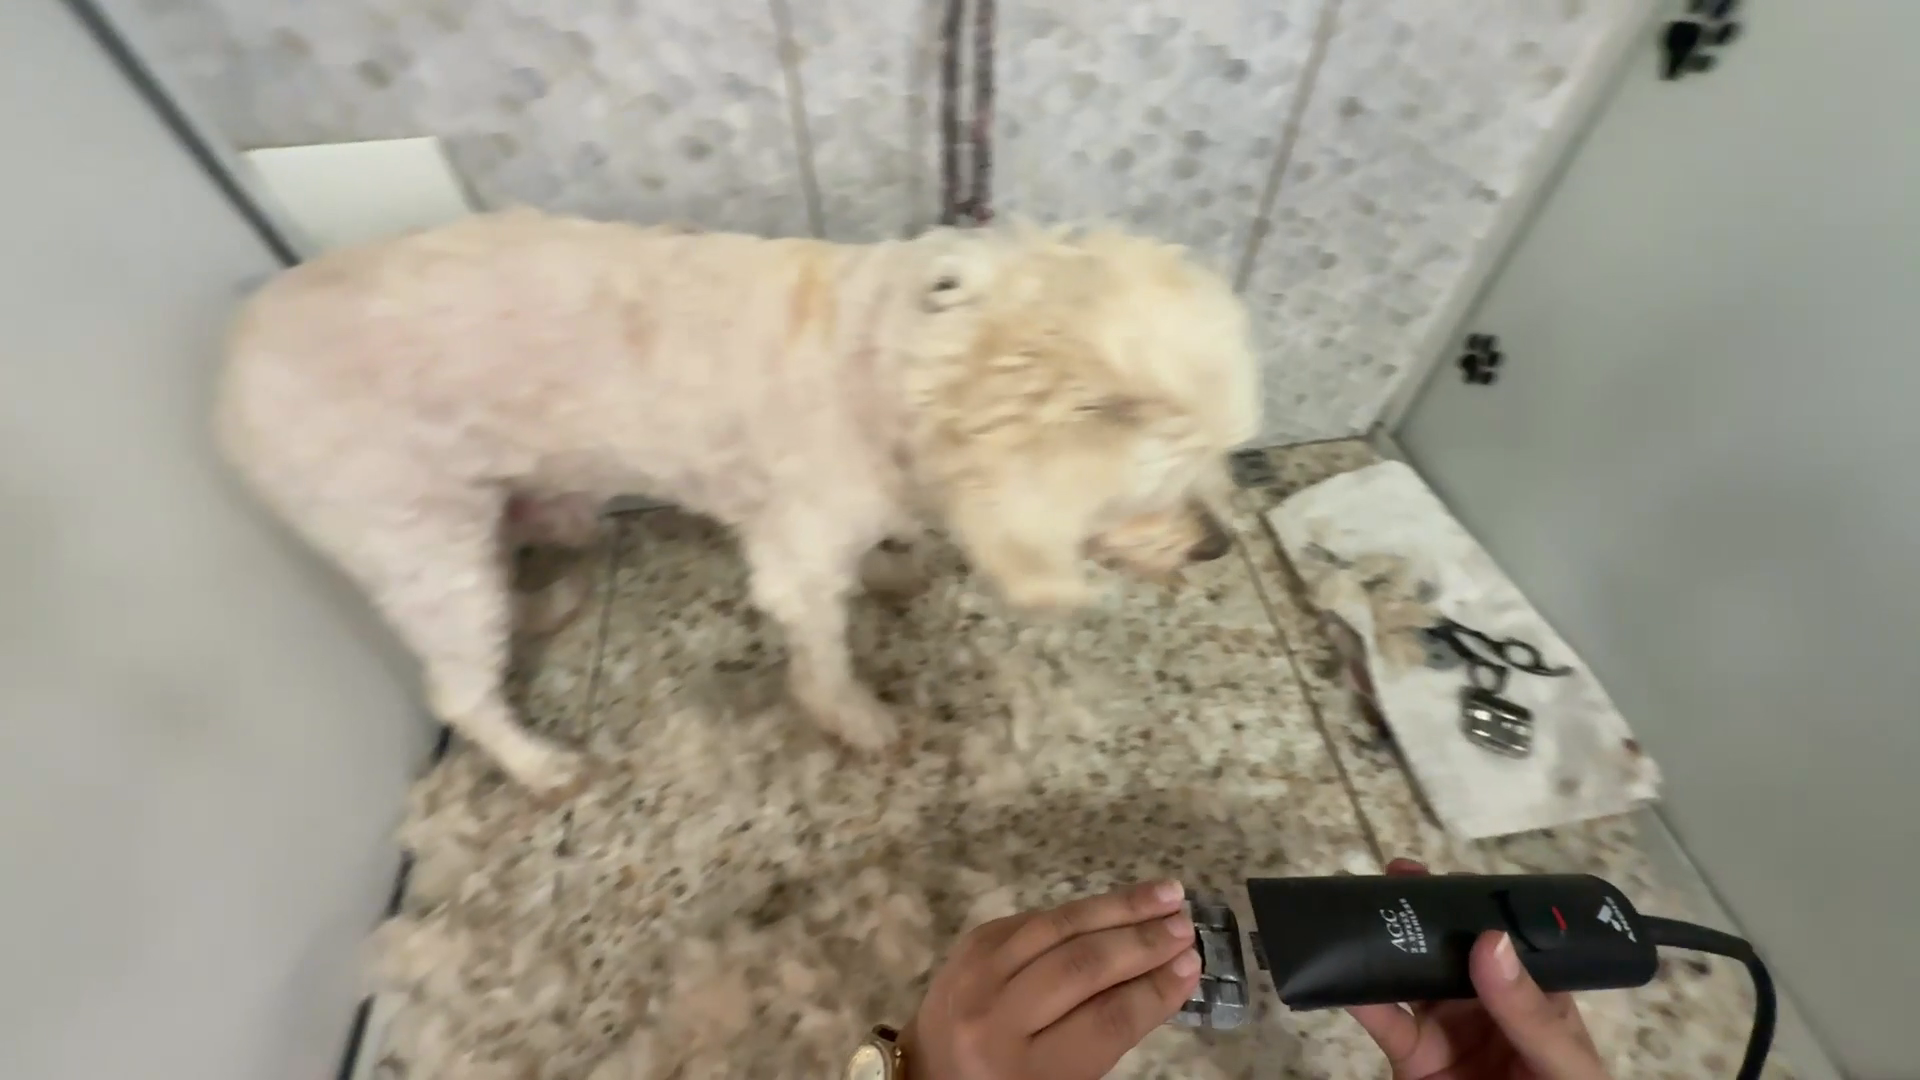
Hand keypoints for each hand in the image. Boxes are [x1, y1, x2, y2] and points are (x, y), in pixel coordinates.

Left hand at [903, 880, 1201, 1079]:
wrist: (928, 1070)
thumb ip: (1102, 1033)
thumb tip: (1162, 977)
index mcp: (1025, 1070)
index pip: (1105, 1022)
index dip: (1154, 991)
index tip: (1192, 966)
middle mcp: (997, 1015)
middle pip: (1083, 966)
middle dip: (1142, 941)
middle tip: (1186, 925)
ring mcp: (979, 969)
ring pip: (1061, 925)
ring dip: (1120, 906)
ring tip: (1166, 894)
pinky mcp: (975, 938)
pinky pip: (1038, 917)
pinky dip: (1082, 911)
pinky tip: (1117, 903)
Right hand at [1347, 860, 1612, 1079]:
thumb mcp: (1566, 1073)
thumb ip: (1531, 1014)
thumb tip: (1487, 940)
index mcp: (1534, 1002)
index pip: (1504, 942)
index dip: (1473, 904)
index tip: (1440, 876)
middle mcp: (1484, 1006)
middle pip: (1447, 948)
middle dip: (1419, 910)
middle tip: (1389, 876)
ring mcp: (1444, 1029)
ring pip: (1406, 973)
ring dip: (1379, 940)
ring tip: (1352, 907)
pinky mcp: (1409, 1055)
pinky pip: (1378, 1015)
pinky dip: (1350, 991)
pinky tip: (1334, 969)